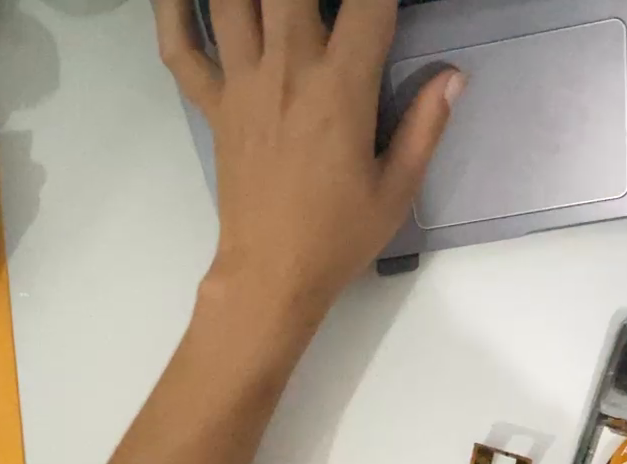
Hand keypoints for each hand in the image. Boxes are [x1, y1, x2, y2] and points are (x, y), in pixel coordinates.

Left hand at [155, 0, 462, 322]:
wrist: (273, 274)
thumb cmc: (338, 238)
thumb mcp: (395, 192)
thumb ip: (425, 128)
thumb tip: (454, 77)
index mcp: (341, 90)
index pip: (368, 5)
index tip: (385, 1)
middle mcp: (287, 69)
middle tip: (328, 0)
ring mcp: (242, 83)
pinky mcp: (213, 105)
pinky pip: (179, 46)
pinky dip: (172, 10)